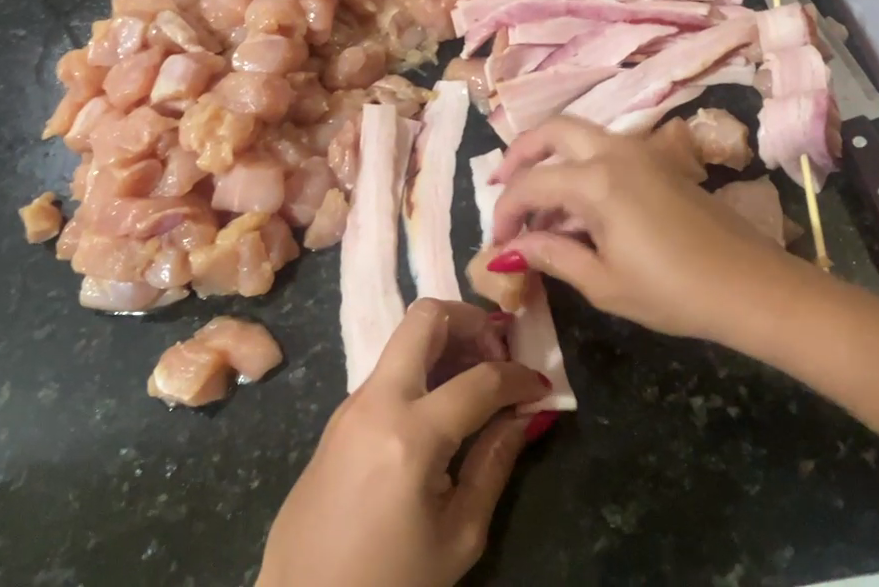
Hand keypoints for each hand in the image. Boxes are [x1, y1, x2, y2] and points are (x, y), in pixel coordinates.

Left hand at [257, 300, 552, 586]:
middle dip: (473, 322)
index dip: (520, 377)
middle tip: (499, 355)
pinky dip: (423, 368)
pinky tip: (443, 405)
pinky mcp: (338, 418)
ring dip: (446, 341)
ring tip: (476, 378)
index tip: (541, 388)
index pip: (481, 380)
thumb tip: (522, 415)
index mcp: (411, 435)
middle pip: (426, 318)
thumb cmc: (390, 580)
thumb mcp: (458, 535)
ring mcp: (351, 404)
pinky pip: (388, 371)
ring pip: (404, 339)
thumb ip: (494, 464)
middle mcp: (377, 402)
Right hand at [490, 117, 797, 342]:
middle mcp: (616, 151)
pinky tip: (579, 206)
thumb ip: (552, 256)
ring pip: (582, 134)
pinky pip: (607, 148)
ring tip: (538, 203)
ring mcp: (643, 151)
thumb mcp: (604, 282)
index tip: (497, 243)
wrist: (750, 286)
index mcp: (597, 180)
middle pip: (553, 130)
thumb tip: (509, 249)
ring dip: (552, 156)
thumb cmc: (673, 291)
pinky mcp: (662, 162)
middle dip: (520, 153)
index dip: (505, 211)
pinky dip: (581, 164)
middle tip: (502, 184)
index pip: (531, 183)